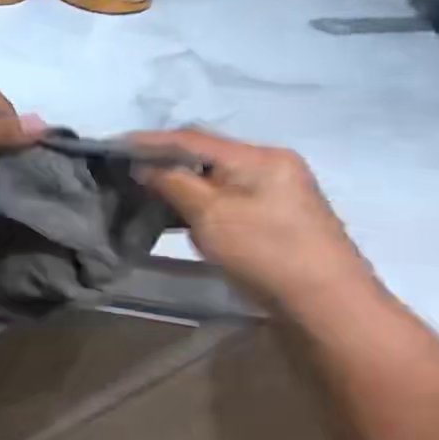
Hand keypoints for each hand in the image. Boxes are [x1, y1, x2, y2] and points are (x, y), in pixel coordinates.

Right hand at [129, 129, 379, 308]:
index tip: (112, 146)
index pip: (192, 138)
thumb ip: (173, 183)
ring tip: (144, 191)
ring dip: (179, 180)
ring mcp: (277, 187)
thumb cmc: (265, 251)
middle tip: (126, 171)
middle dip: (164, 159)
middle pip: (205, 152)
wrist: (326, 302)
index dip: (148, 140)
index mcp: (258, 157)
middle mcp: (270, 163)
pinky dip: (198, 196)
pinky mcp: (275, 211)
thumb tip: (144, 166)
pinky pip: (226, 192)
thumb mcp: (210, 214)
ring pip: (214, 173)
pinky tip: (177, 210)